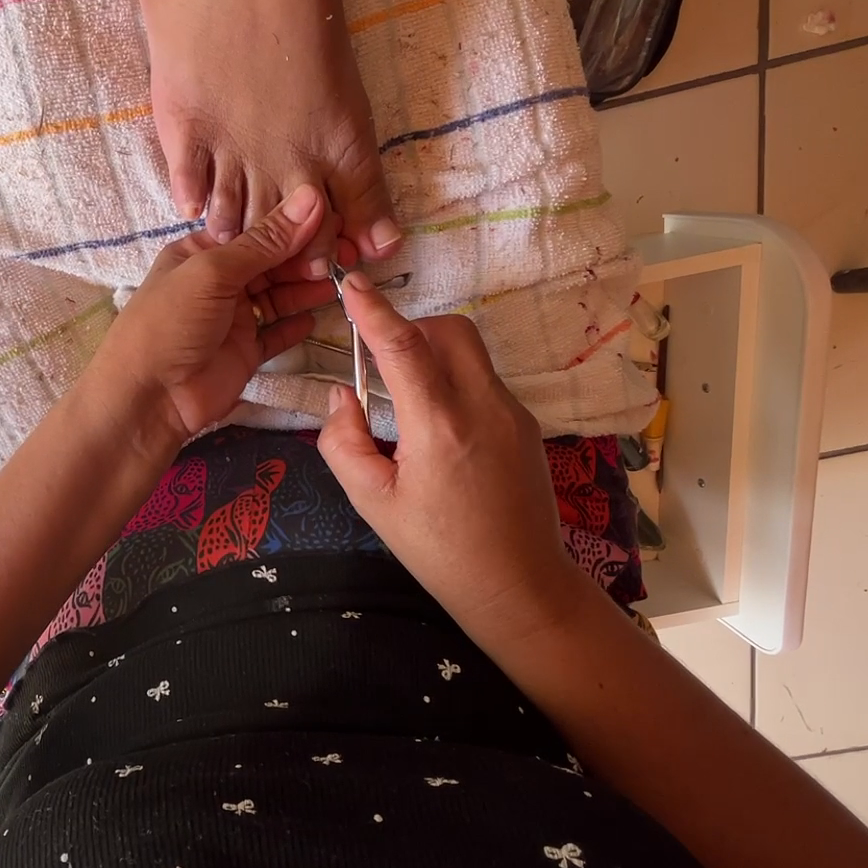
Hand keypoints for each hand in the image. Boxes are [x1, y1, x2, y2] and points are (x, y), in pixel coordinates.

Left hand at [85, 183, 341, 443]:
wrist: (148, 398)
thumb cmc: (169, 323)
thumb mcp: (213, 271)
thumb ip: (265, 240)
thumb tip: (313, 196)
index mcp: (201, 252)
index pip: (256, 230)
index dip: (295, 224)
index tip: (336, 218)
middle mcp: (219, 282)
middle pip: (272, 262)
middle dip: (307, 256)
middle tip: (348, 252)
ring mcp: (233, 319)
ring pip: (279, 296)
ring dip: (308, 288)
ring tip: (344, 280)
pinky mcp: (245, 353)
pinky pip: (276, 334)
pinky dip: (296, 325)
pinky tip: (319, 315)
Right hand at [316, 270, 586, 623]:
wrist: (518, 584)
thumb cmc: (436, 549)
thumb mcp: (371, 502)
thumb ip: (343, 442)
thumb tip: (341, 394)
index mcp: (440, 427)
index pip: (404, 348)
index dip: (374, 311)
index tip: (351, 283)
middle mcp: (483, 407)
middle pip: (449, 330)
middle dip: (410, 328)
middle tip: (380, 362)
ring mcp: (513, 413)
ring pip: (470, 351)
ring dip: (432, 353)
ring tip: (406, 400)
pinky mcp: (526, 424)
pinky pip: (483, 380)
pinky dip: (452, 380)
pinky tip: (437, 429)